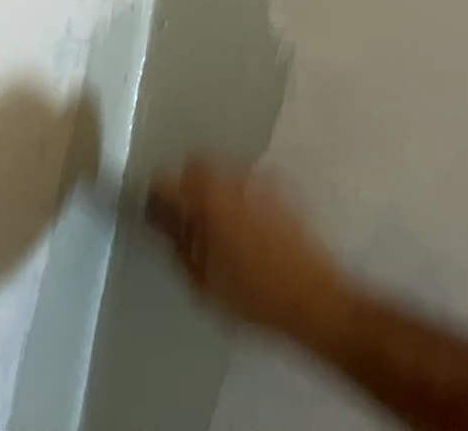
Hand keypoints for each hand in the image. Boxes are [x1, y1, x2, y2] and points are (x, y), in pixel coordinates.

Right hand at [147, 158, 348, 343]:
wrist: (317, 301)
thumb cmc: (253, 295)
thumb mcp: (200, 278)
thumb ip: (173, 241)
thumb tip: (156, 218)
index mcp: (205, 196)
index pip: (162, 180)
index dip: (151, 195)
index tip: (149, 213)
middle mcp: (231, 177)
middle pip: (194, 166)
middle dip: (184, 186)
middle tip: (183, 219)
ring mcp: (260, 181)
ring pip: (222, 171)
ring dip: (212, 188)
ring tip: (215, 225)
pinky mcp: (283, 190)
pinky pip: (247, 183)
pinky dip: (237, 195)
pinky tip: (243, 227)